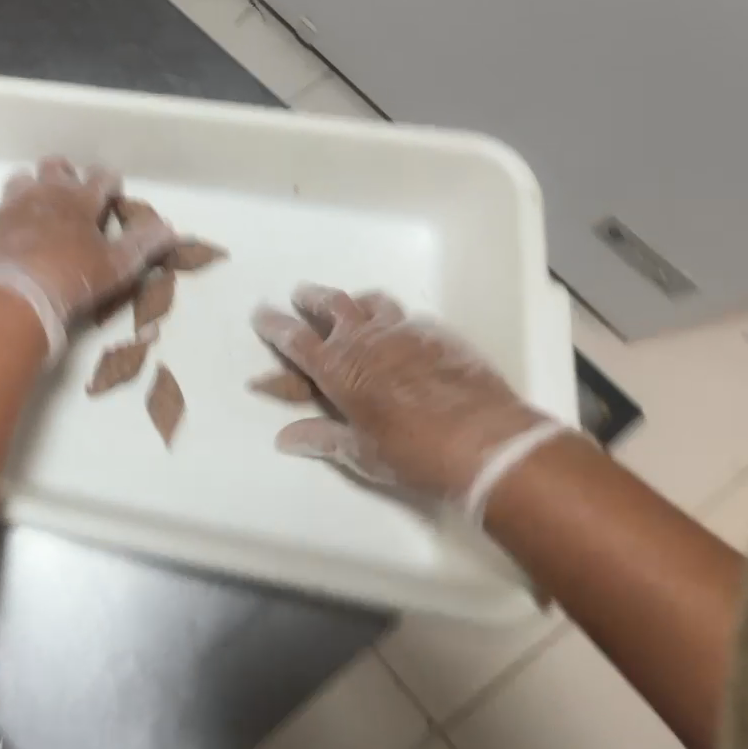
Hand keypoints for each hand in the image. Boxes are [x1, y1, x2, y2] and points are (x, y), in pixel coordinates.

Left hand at [0, 157, 174, 358]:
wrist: (19, 295)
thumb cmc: (75, 278)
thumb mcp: (118, 266)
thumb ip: (144, 244)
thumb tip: (170, 228)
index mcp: (81, 198)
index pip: (102, 176)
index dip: (109, 181)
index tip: (112, 191)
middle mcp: (46, 192)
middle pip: (55, 165)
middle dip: (65, 174)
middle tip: (70, 194)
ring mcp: (14, 204)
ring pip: (21, 179)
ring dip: (30, 189)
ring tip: (37, 209)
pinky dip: (4, 218)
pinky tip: (9, 233)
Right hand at [252, 284, 568, 516]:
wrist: (487, 443)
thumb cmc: (413, 453)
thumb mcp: (361, 453)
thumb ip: (322, 438)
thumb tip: (285, 439)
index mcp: (337, 368)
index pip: (294, 337)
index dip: (274, 324)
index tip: (261, 312)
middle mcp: (365, 340)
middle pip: (332, 304)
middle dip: (312, 298)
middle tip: (302, 295)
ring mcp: (405, 333)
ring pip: (374, 302)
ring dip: (357, 302)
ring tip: (354, 306)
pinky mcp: (441, 336)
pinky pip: (412, 319)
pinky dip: (398, 322)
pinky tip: (405, 336)